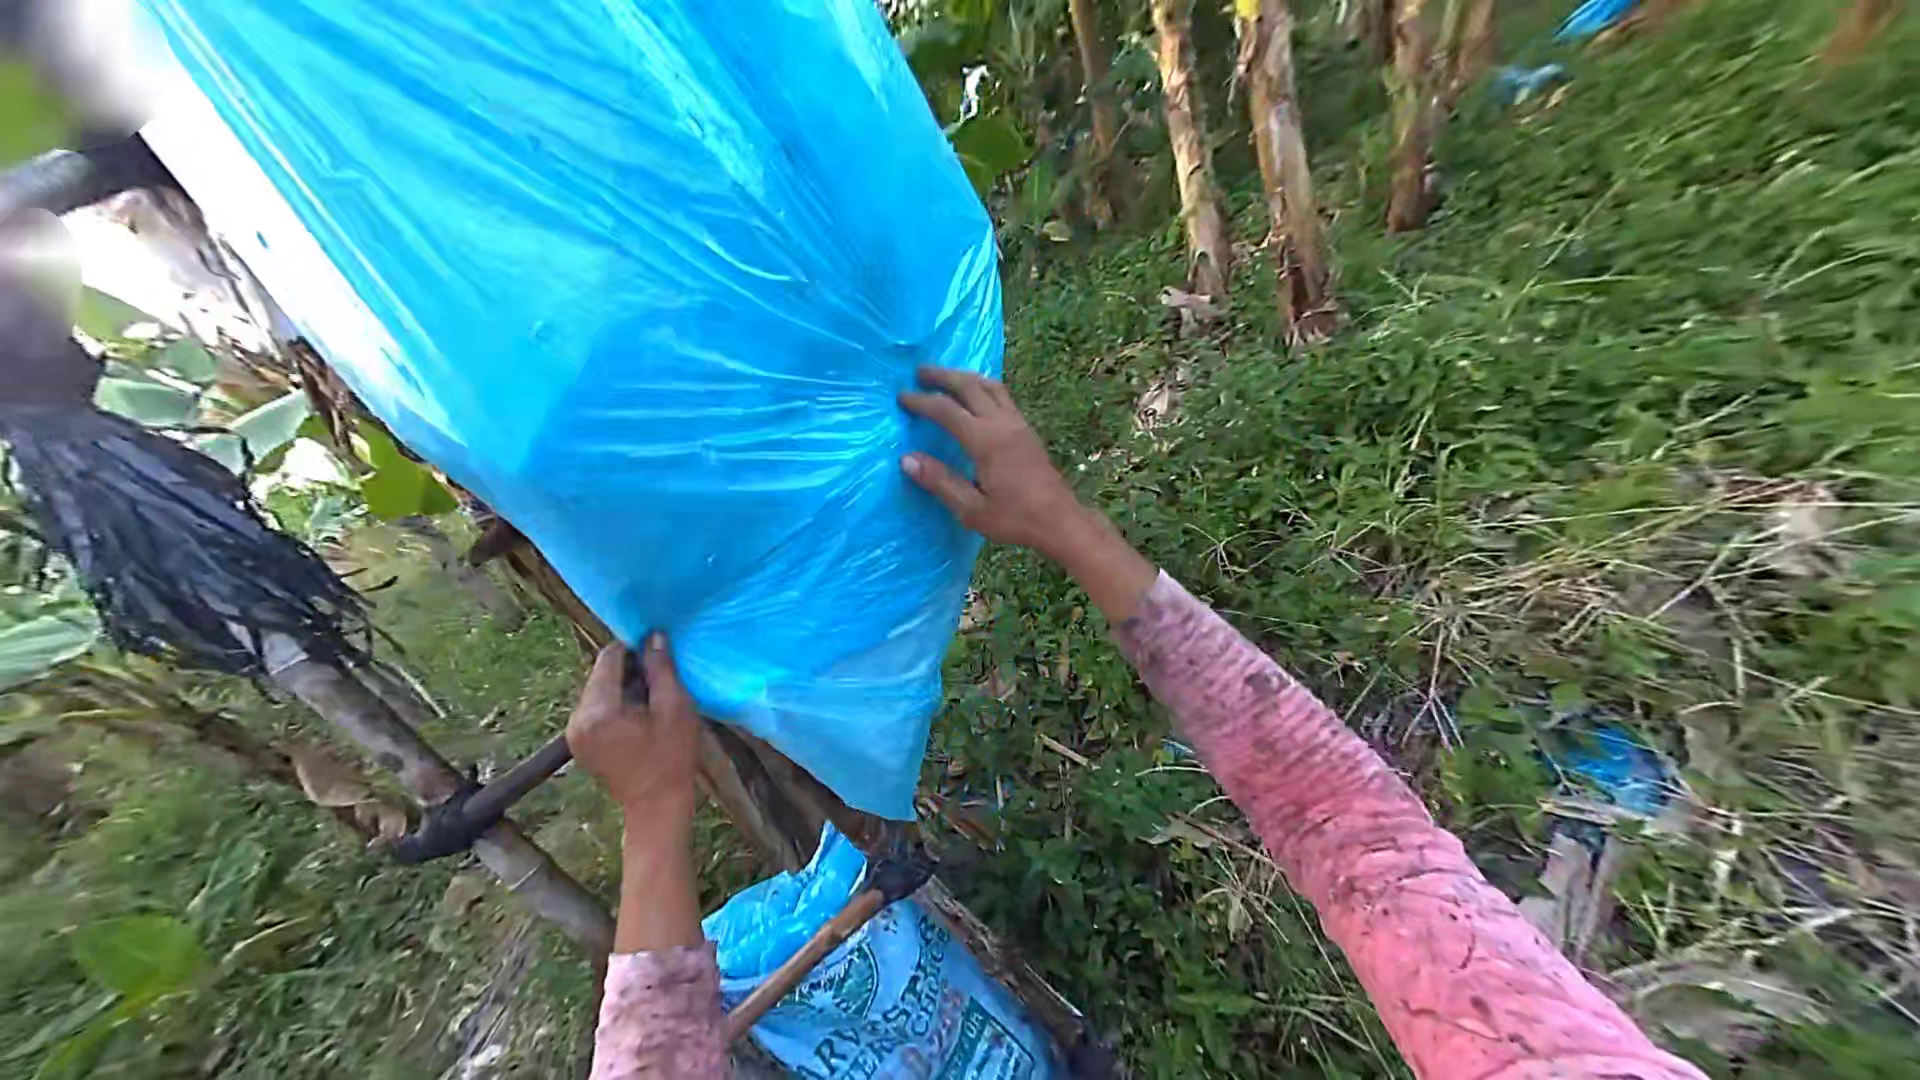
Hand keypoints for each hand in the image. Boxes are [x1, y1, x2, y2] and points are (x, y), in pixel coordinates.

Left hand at [566, 634, 699, 828]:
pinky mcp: (580, 741)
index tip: (660, 659)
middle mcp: (576, 719)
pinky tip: (640, 716)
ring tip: (652, 702)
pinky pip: (597, 707)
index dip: (636, 650)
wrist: (657, 804)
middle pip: (601, 673)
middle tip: (660, 684)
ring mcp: (574, 732)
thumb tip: (653, 636)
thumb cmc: (672, 756)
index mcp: (597, 710)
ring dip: (625, 686)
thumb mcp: (675, 707)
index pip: (609, 658)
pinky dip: (618, 703)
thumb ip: (661, 668)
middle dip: (631, 671)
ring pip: (599, 689)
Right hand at [898, 365, 1084, 557]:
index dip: (922, 401)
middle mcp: (1003, 424)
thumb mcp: (971, 509)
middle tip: (920, 372)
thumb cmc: (1015, 518)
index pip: (947, 410)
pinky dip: (983, 386)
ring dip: (966, 377)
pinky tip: (977, 395)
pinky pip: (1003, 396)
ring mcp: (1018, 424)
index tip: (901, 397)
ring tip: (947, 377)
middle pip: (970, 386)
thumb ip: (940, 481)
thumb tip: (906, 459)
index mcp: (986, 441)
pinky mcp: (1027, 430)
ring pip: (990, 386)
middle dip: (943, 376)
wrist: (1059, 520)